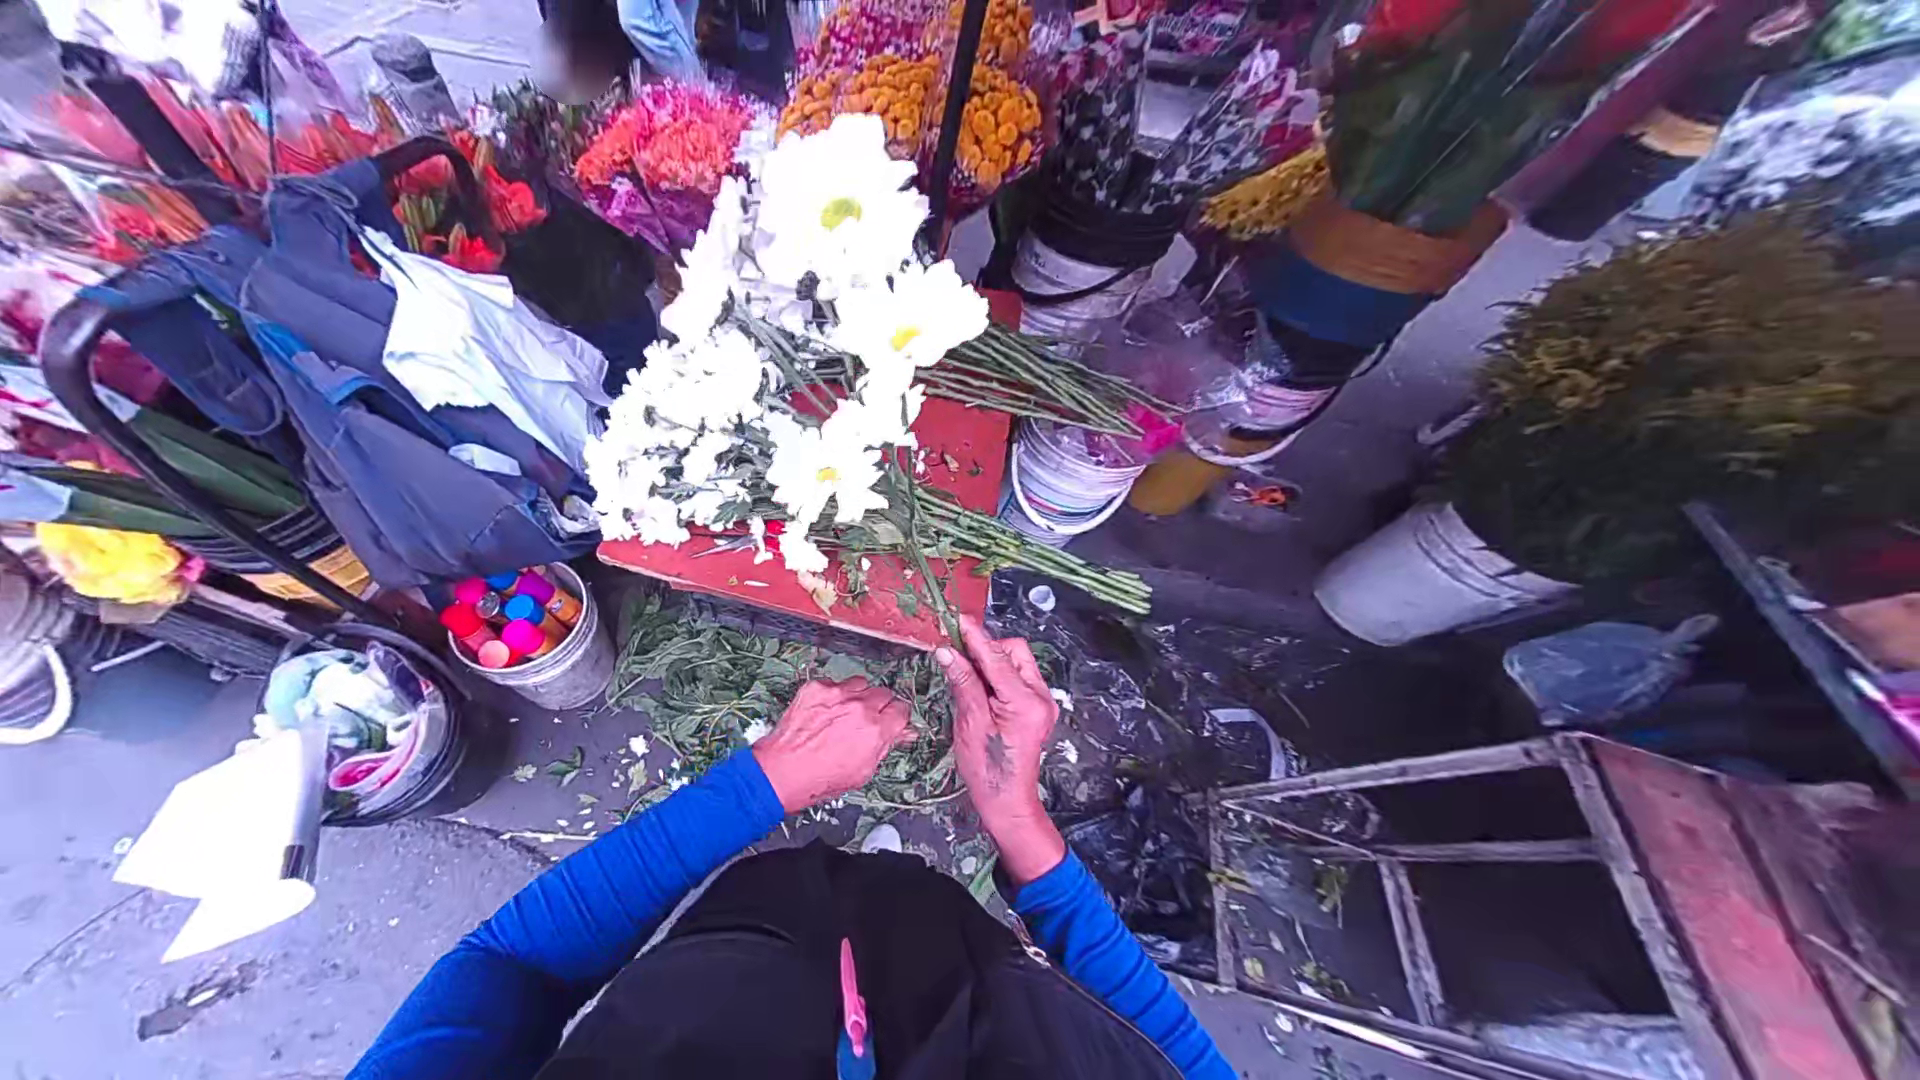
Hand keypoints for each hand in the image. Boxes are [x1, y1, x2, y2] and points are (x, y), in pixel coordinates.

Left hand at [754, 677, 911, 813]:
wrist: (783, 771)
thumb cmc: (820, 777)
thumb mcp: (864, 770)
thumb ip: (887, 745)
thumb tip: (905, 733)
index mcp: (876, 730)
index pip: (902, 709)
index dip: (896, 717)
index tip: (891, 720)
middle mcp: (860, 708)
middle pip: (884, 694)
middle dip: (879, 707)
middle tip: (866, 720)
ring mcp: (837, 694)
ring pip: (862, 683)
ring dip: (858, 696)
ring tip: (845, 714)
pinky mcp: (817, 688)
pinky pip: (836, 683)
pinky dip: (834, 694)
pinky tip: (826, 712)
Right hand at [936, 616, 1065, 883]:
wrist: (1007, 802)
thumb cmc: (987, 770)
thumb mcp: (970, 724)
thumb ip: (963, 683)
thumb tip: (947, 651)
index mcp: (1026, 702)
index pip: (997, 658)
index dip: (975, 637)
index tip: (957, 619)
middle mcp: (1041, 696)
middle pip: (1014, 652)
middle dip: (986, 650)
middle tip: (958, 656)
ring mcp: (1043, 701)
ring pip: (1016, 661)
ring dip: (991, 661)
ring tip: (967, 676)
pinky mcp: (1037, 705)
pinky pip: (1017, 676)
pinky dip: (997, 674)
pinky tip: (979, 686)